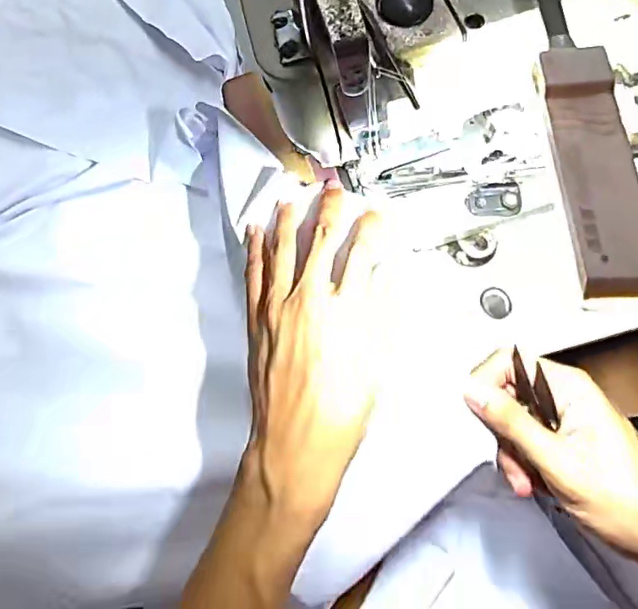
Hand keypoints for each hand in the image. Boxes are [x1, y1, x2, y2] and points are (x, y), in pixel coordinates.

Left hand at [241, 185, 384, 520]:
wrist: (295, 448)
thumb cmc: (340, 414)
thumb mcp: (376, 361)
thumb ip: (378, 312)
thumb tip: (382, 275)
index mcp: (344, 310)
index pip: (361, 251)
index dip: (371, 226)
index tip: (376, 212)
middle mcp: (309, 301)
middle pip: (320, 240)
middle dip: (330, 209)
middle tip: (334, 189)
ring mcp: (278, 308)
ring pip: (282, 250)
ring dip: (288, 220)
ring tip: (291, 197)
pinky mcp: (257, 321)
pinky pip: (254, 275)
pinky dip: (255, 250)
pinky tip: (256, 231)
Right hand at [462, 349, 637, 565]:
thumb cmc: (631, 502)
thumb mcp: (559, 463)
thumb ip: (512, 423)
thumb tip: (476, 391)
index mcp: (569, 386)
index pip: (510, 361)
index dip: (487, 383)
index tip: (477, 412)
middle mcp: (569, 395)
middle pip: (511, 394)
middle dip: (505, 433)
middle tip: (515, 464)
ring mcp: (570, 417)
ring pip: (519, 421)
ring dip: (517, 454)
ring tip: (531, 482)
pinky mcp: (570, 439)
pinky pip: (534, 439)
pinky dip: (529, 463)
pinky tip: (541, 483)